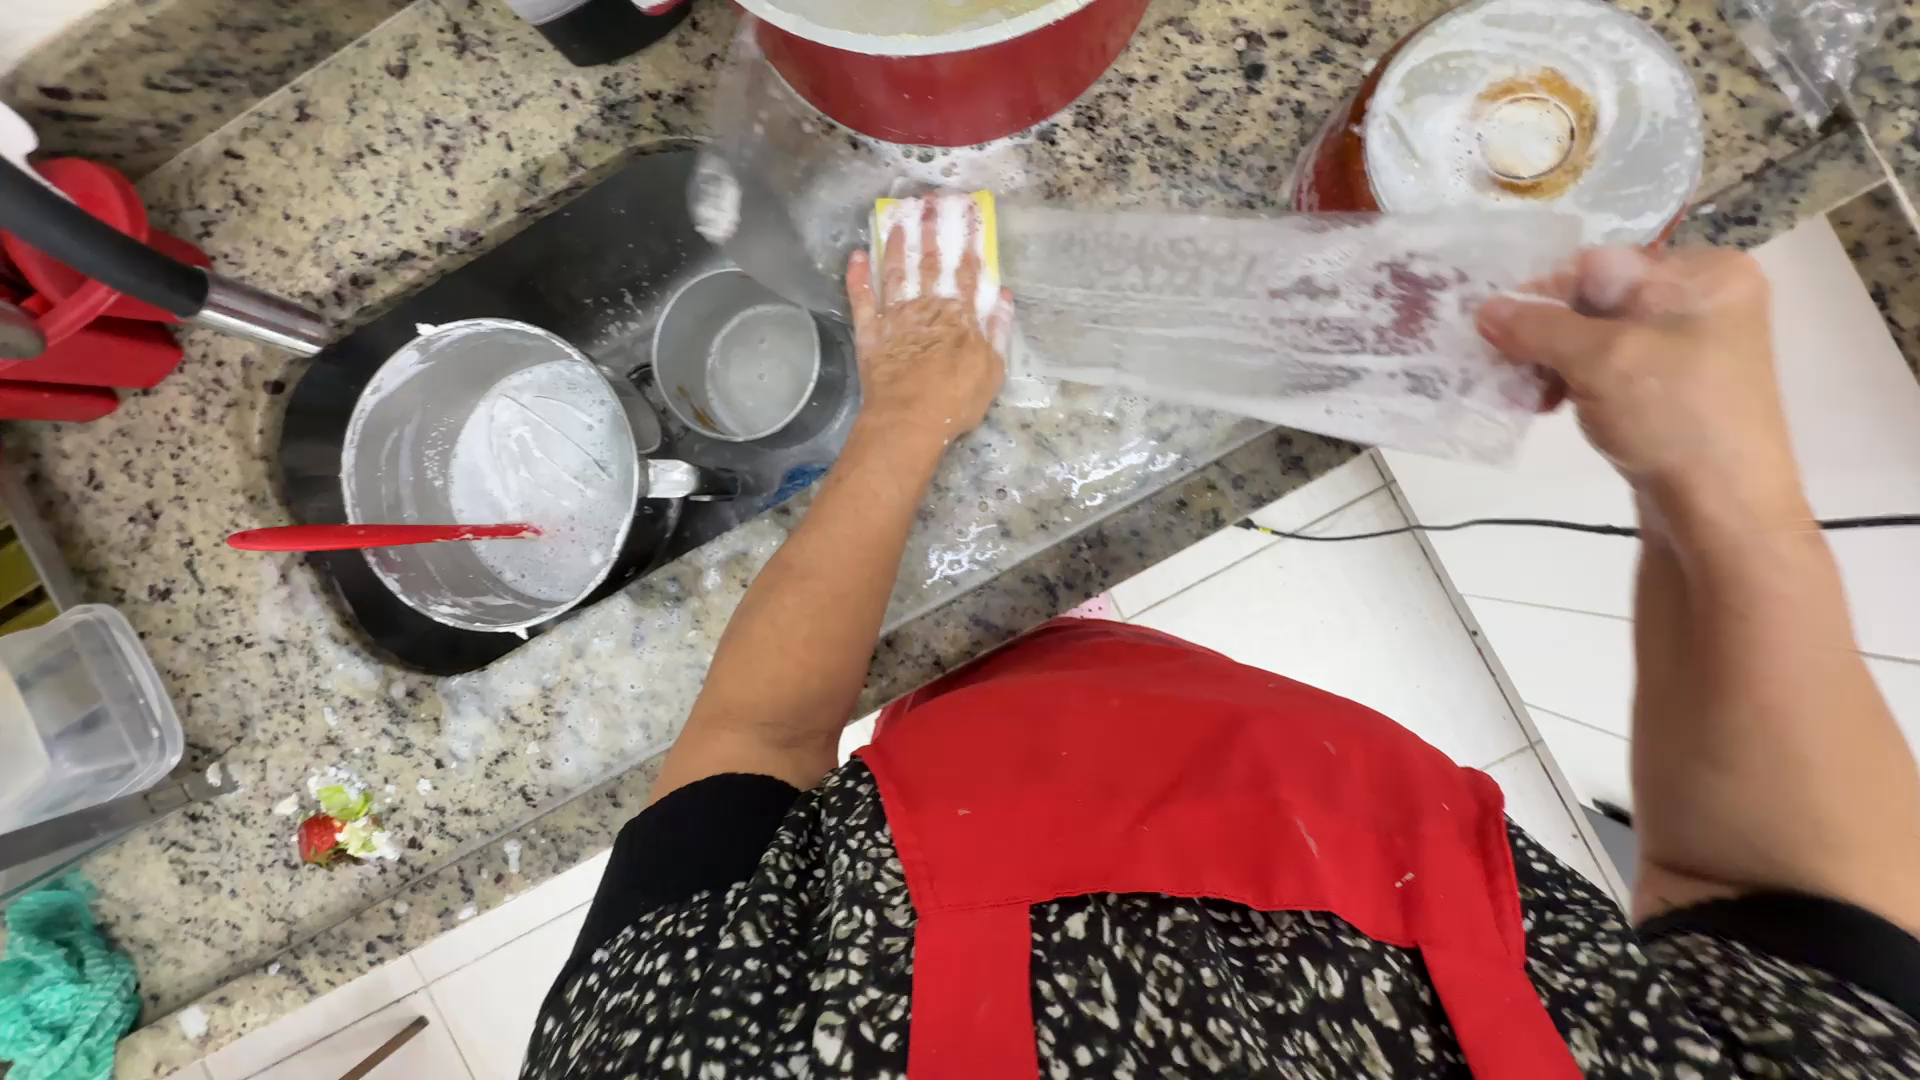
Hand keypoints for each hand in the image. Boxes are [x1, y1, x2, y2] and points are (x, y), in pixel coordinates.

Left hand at [845, 205, 1011, 448]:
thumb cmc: (956, 400)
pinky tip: (857, 256)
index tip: (969, 214)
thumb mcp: (992, 370)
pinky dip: (858, 276)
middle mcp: (926, 307)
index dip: (968, 241)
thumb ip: (997, 330)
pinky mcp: (869, 332)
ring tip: (897, 219)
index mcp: (959, 316)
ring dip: (897, 244)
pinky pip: (862, 299)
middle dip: (931, 230)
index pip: (966, 271)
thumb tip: (1003, 296)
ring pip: (895, 272)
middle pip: (929, 262)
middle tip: (929, 202)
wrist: (909, 419)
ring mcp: (895, 317)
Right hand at [1477, 247, 1807, 539]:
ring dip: (1543, 364)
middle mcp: (1695, 299)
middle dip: (1539, 336)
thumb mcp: (1601, 361)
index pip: (1597, 265)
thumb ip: (1539, 327)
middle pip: (1588, 300)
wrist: (1717, 503)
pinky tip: (1543, 405)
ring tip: (1525, 397)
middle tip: (1507, 369)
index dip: (1541, 295)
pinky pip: (1596, 365)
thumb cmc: (1673, 418)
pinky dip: (1562, 382)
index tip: (1498, 331)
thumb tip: (1483, 308)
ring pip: (1584, 337)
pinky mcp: (1659, 382)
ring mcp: (1678, 343)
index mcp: (1701, 274)